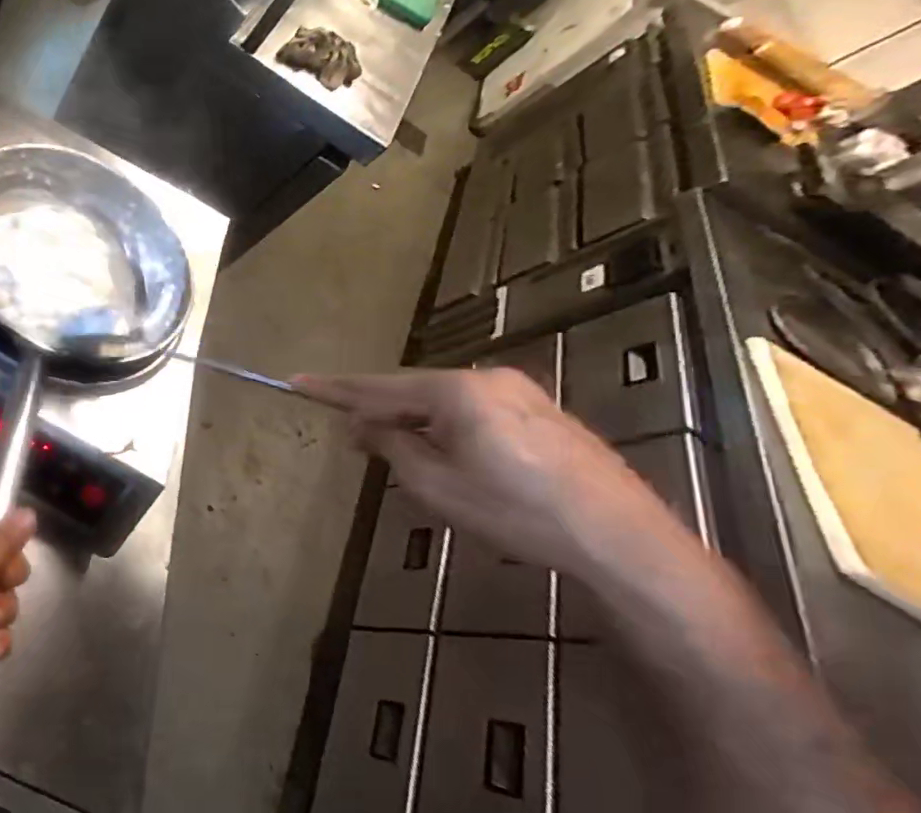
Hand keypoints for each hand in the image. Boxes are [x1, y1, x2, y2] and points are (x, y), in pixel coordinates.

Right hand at [293, 368, 680, 579]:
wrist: (625, 543)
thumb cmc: (517, 513)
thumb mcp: (436, 485)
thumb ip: (391, 445)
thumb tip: (362, 425)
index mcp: (456, 390)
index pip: (378, 387)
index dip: (334, 389)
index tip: (296, 382)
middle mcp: (487, 378)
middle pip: (412, 389)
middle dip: (377, 408)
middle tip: (348, 432)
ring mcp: (521, 392)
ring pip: (444, 400)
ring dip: (413, 419)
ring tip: (392, 445)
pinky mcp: (543, 413)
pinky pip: (473, 408)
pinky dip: (445, 424)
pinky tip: (442, 448)